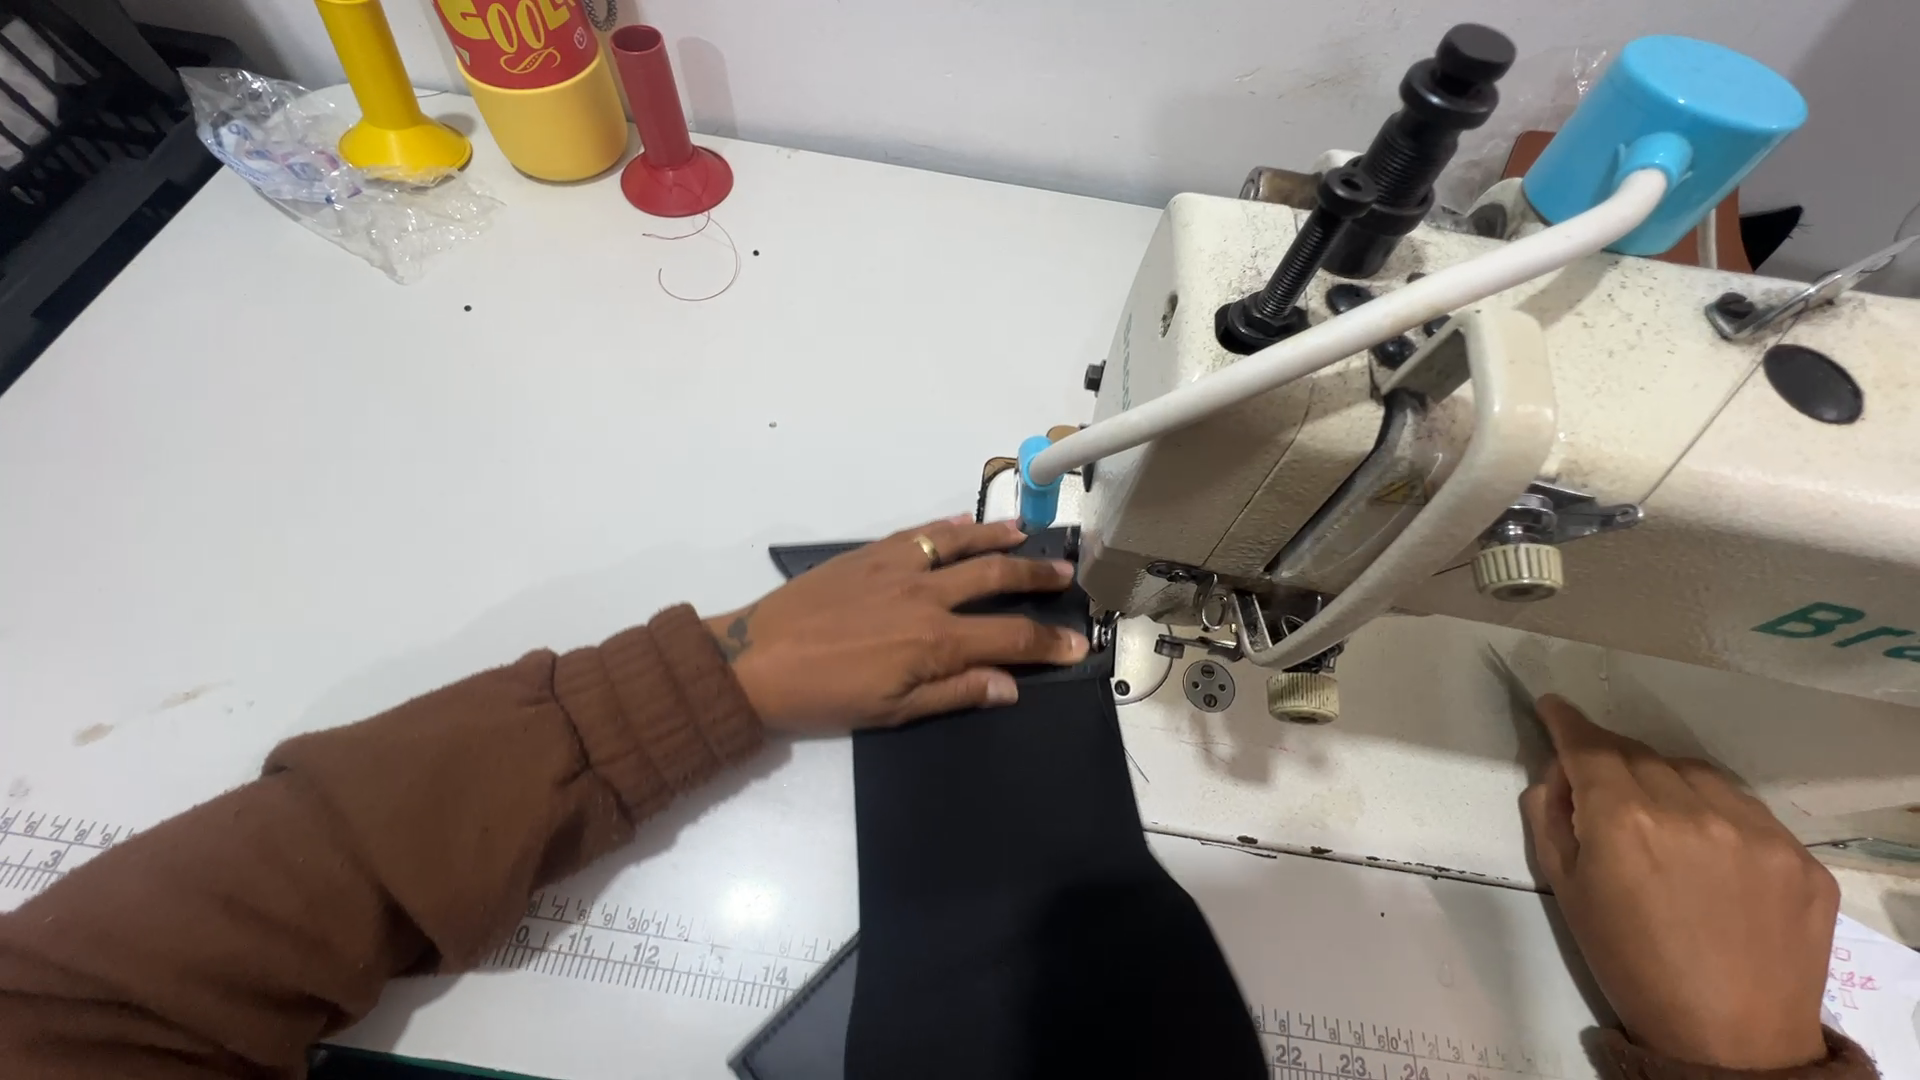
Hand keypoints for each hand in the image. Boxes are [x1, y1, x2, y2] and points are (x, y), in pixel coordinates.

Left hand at [703, 516, 1088, 733]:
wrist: (756, 660)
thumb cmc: (825, 697)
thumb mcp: (892, 712)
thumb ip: (955, 693)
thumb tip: (1010, 685)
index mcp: (935, 642)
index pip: (1010, 638)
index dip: (1049, 642)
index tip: (1079, 643)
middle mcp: (926, 596)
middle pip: (996, 577)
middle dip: (1037, 576)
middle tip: (1065, 575)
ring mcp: (898, 567)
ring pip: (961, 543)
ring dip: (999, 537)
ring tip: (1026, 534)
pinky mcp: (871, 552)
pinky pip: (920, 532)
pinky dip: (949, 526)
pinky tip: (965, 523)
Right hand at [1521, 695, 1836, 1068]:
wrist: (1729, 1036)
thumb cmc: (1624, 955)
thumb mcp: (1560, 879)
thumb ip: (1551, 811)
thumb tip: (1562, 771)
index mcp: (1622, 819)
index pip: (1589, 745)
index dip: (1565, 720)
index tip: (1552, 705)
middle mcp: (1691, 812)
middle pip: (1639, 753)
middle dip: (1609, 755)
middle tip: (1595, 777)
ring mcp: (1757, 834)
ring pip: (1694, 771)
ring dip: (1663, 776)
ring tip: (1655, 812)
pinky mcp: (1801, 859)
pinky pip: (1744, 807)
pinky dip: (1712, 808)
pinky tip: (1703, 843)